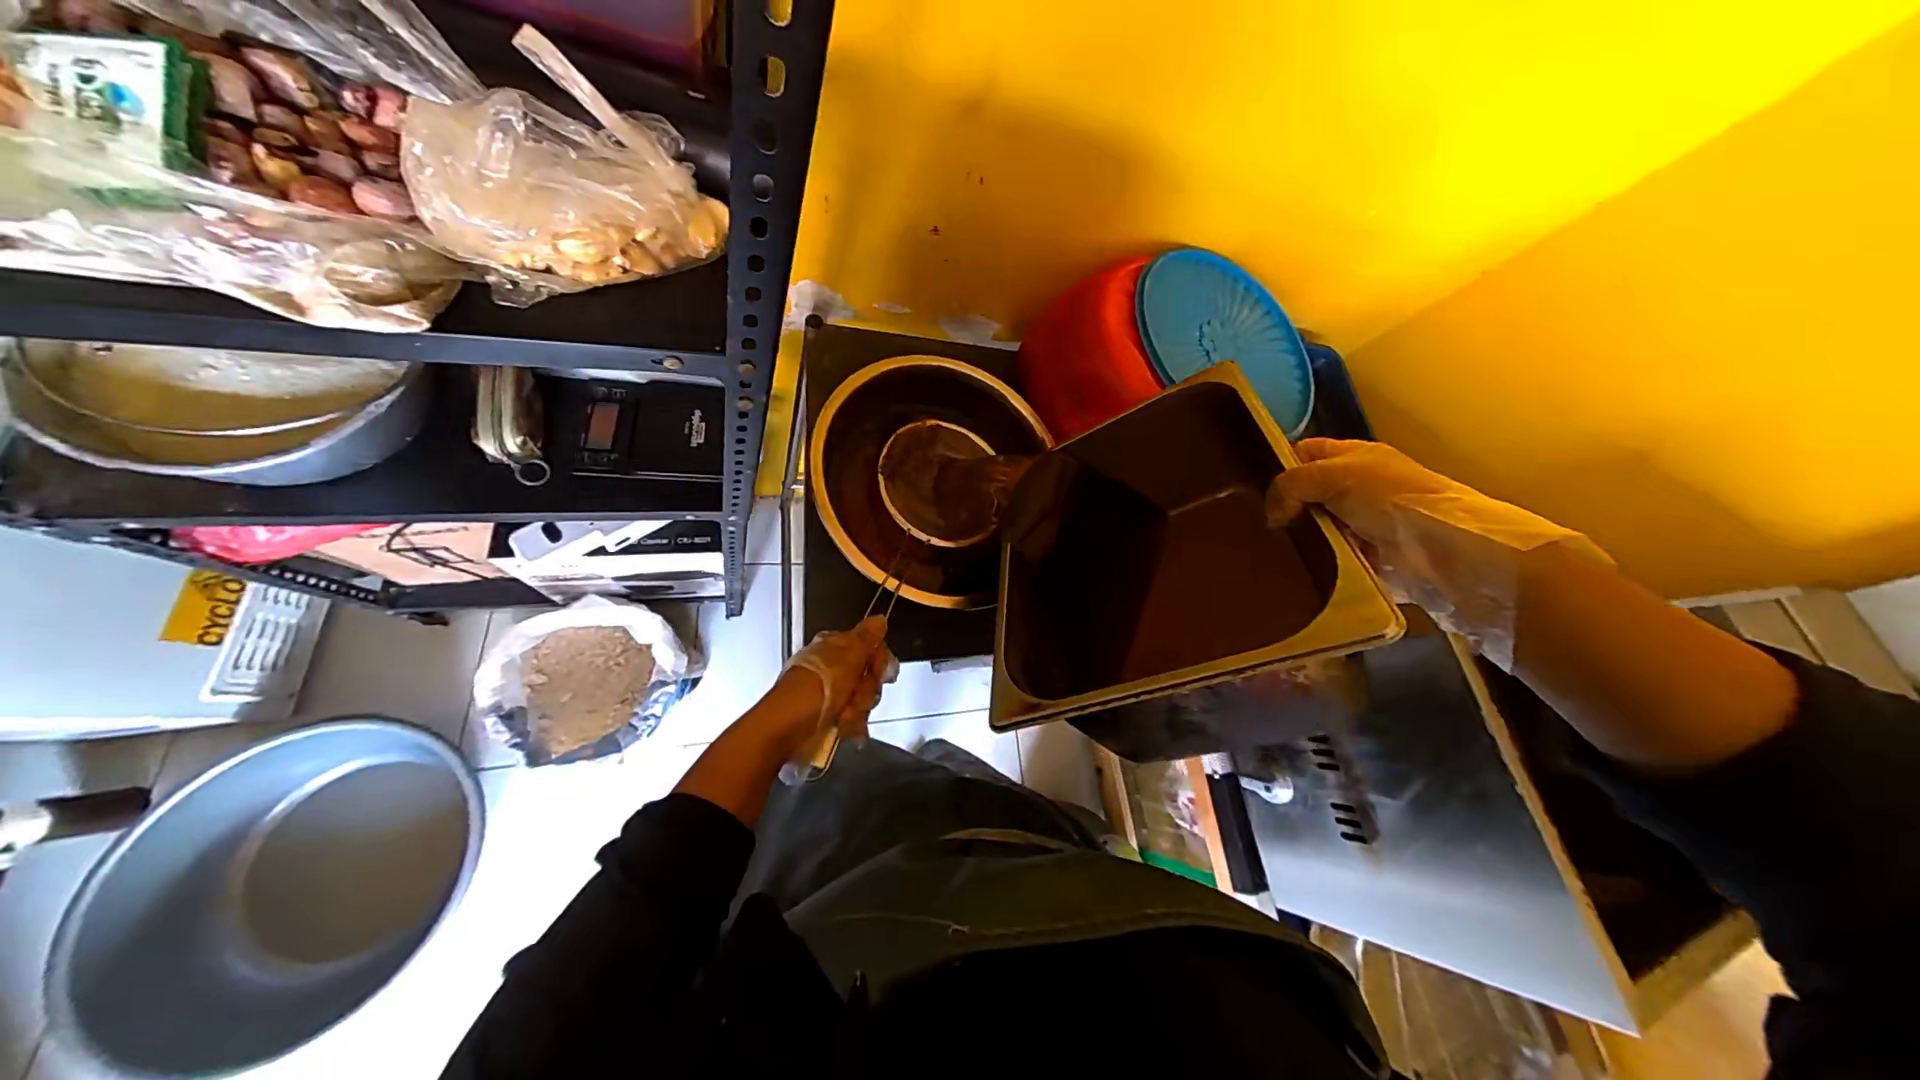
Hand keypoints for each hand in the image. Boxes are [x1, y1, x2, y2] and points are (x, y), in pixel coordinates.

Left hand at [781, 615, 897, 743]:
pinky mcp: (831, 717)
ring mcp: (833, 693)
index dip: (879, 660)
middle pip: (870, 676)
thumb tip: (880, 618)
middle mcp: (835, 668)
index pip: (870, 647)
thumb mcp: (849, 653)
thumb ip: (868, 636)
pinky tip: (841, 725)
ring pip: (864, 700)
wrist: (792, 722)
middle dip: (868, 689)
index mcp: (836, 646)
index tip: (878, 670)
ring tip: (844, 713)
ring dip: (858, 708)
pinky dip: (850, 724)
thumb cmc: (822, 682)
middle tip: (856, 693)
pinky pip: (855, 719)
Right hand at [1265, 438, 1463, 546]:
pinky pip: (1330, 554)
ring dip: (1301, 537)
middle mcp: (1357, 484)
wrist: (1440, 544)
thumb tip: (1272, 514)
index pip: (1305, 451)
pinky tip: (1298, 565)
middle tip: (1260, 523)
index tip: (1256, 488)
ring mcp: (1362, 521)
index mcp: (1353, 455)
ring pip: (1315, 526)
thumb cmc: (1388, 496)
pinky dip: (1318, 560)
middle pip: (1307, 492)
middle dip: (1286, 507)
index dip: (1281, 464)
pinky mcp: (1366, 554)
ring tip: (1274, 547)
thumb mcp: (1331, 475)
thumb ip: (1290, 485)